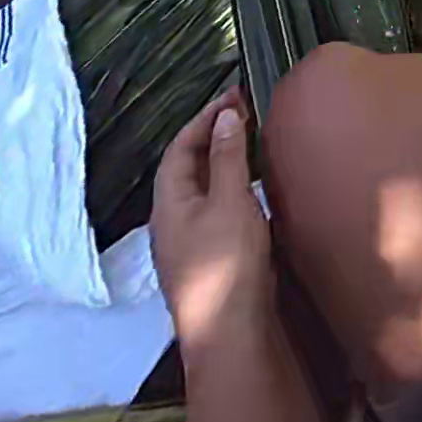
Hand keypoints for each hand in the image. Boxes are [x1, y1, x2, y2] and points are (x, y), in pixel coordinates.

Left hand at [151, 89, 273, 355]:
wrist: (229, 327)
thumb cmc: (226, 259)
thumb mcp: (229, 201)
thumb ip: (228, 158)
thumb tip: (226, 116)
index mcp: (169, 203)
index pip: (179, 149)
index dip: (203, 118)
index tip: (234, 94)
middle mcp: (173, 217)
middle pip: (187, 165)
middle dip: (213, 133)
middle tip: (244, 108)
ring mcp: (191, 236)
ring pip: (202, 184)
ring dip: (222, 155)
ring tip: (250, 135)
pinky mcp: (212, 249)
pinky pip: (216, 199)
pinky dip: (232, 178)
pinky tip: (252, 179)